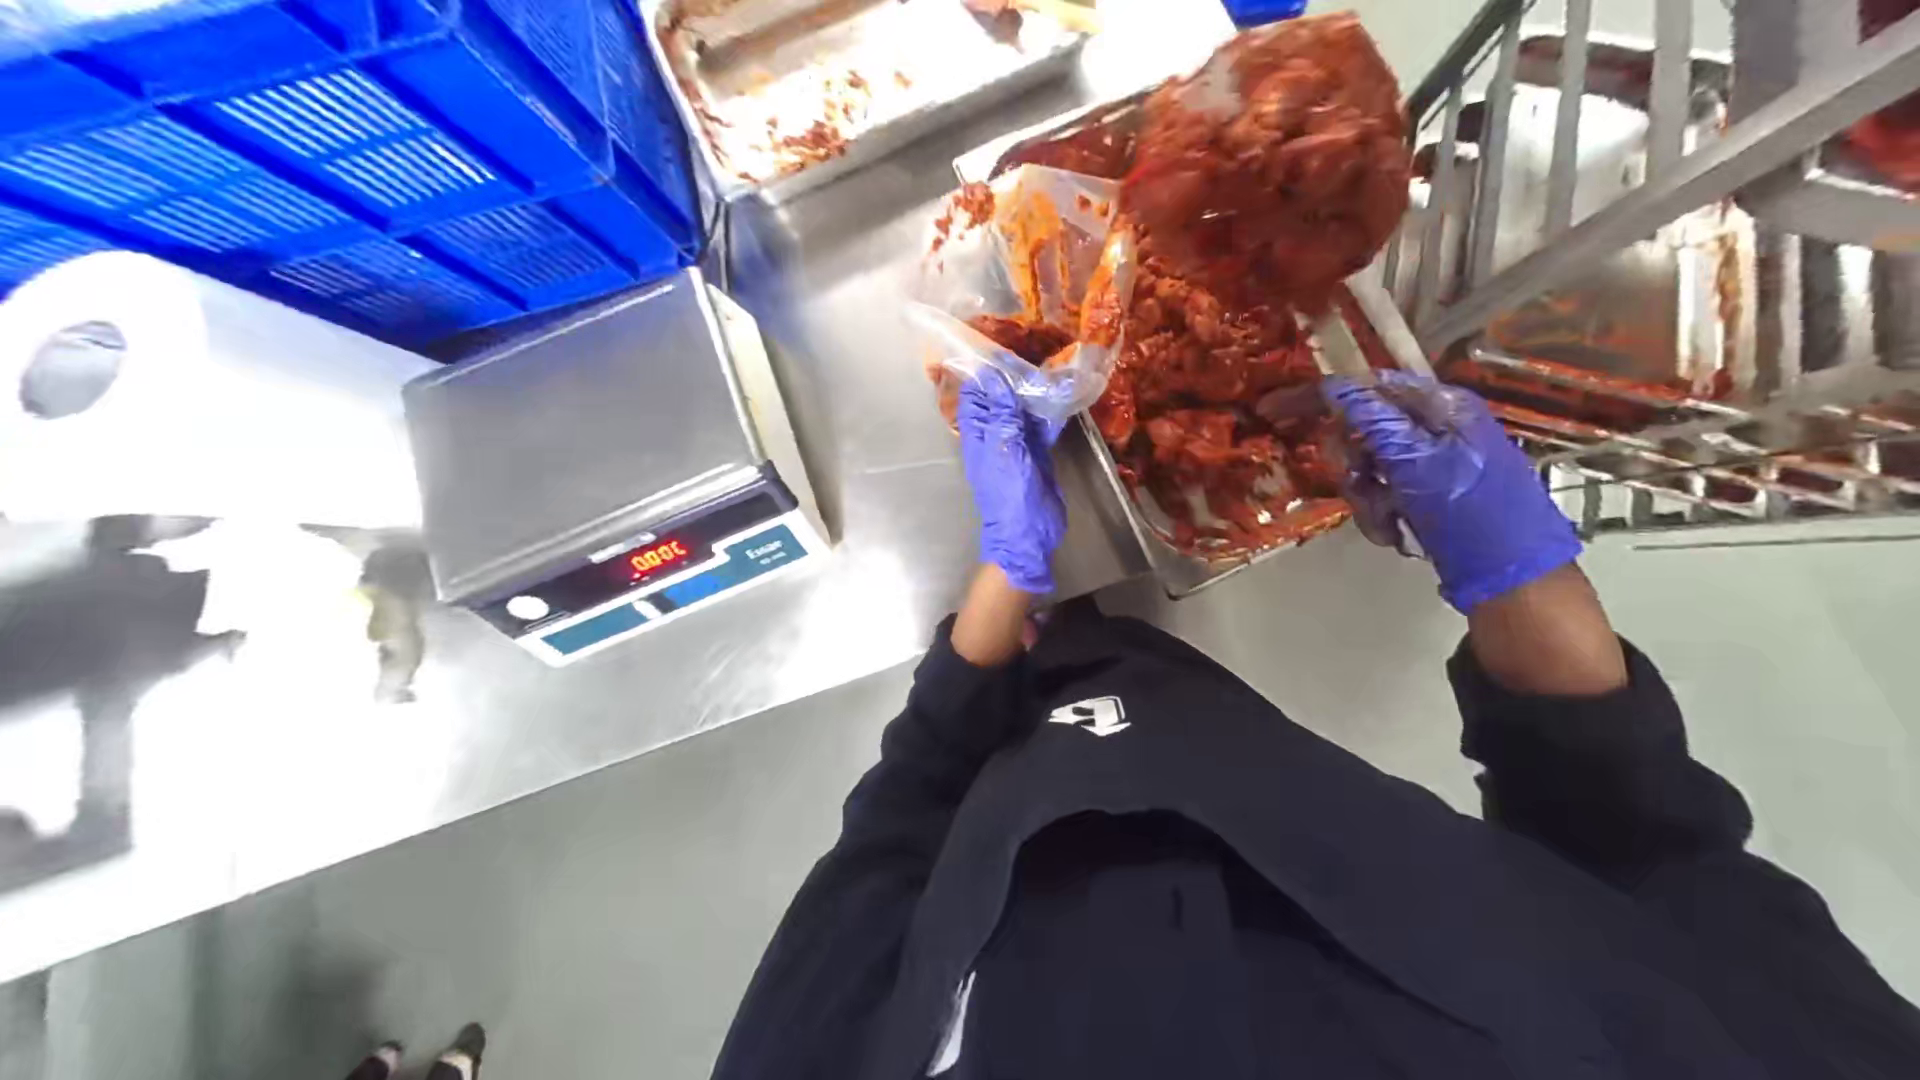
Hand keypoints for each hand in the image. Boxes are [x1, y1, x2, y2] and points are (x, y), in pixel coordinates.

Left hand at [957, 371, 1065, 594]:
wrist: (1028, 532)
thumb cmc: (1009, 493)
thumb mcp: (1004, 449)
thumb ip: (1001, 413)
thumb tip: (994, 377)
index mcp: (978, 433)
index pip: (975, 394)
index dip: (984, 372)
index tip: (1000, 347)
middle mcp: (995, 434)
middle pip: (1001, 397)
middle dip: (1014, 376)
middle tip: (1034, 350)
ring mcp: (1017, 443)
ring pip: (1024, 409)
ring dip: (1036, 391)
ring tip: (1053, 363)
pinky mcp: (1038, 452)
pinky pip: (1043, 425)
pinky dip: (1052, 410)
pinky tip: (1066, 391)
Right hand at [1323, 370, 1581, 612]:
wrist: (1506, 572)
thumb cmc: (1468, 511)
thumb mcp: (1417, 461)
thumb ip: (1373, 422)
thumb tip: (1334, 388)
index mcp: (1438, 406)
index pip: (1366, 386)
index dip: (1317, 394)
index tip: (1270, 408)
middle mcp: (1430, 427)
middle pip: (1358, 428)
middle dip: (1349, 460)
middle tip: (1357, 481)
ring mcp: (1425, 460)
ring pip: (1362, 464)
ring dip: (1363, 495)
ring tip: (1385, 518)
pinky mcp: (1419, 490)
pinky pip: (1375, 490)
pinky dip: (1374, 511)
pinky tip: (1392, 528)